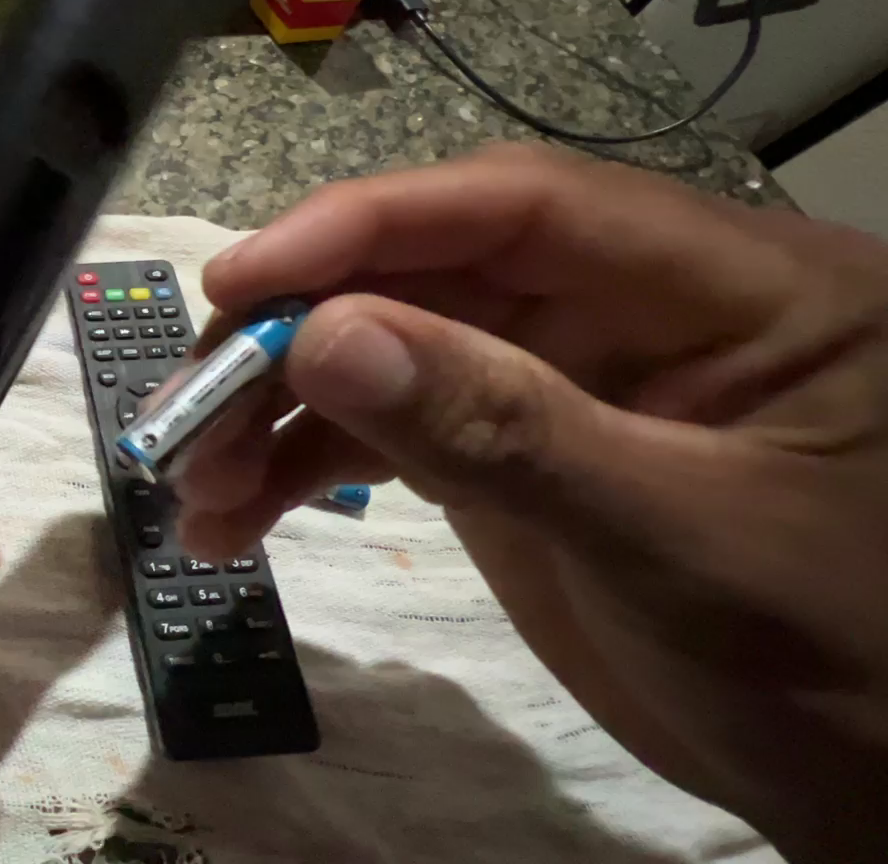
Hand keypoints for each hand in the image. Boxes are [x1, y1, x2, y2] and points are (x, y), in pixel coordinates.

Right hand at [176, 145, 887, 861]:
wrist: (873, 798)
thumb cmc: (852, 675)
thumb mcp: (678, 547)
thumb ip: (502, 432)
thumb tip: (322, 340)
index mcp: (715, 283)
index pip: (509, 207)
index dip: (360, 225)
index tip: (235, 281)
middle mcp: (604, 307)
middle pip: (401, 283)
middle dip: (278, 347)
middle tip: (187, 414)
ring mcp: (529, 375)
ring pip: (358, 358)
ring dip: (262, 421)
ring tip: (195, 491)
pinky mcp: (477, 442)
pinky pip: (360, 433)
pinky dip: (284, 473)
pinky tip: (230, 525)